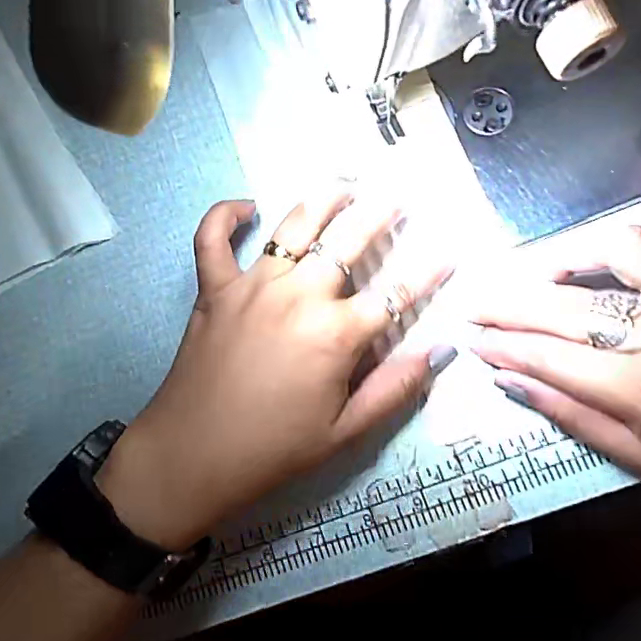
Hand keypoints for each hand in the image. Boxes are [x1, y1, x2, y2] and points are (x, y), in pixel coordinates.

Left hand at [99, 191, 454, 548]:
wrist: (190, 458)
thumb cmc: (274, 449)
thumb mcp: (346, 430)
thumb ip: (396, 387)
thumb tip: (442, 351)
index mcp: (336, 333)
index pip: (396, 294)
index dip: (428, 275)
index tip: (450, 255)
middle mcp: (299, 296)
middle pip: (348, 243)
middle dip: (379, 215)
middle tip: (398, 195)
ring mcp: (252, 287)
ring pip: (292, 228)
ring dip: (322, 200)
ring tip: (343, 182)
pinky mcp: (214, 290)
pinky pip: (213, 240)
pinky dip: (225, 217)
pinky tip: (246, 206)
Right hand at [467, 208, 640, 560]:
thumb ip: (580, 418)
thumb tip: (514, 381)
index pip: (552, 357)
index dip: (504, 344)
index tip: (473, 336)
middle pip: (572, 303)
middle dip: (513, 303)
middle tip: (481, 301)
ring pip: (626, 246)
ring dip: (576, 254)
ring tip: (550, 270)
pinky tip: (639, 244)